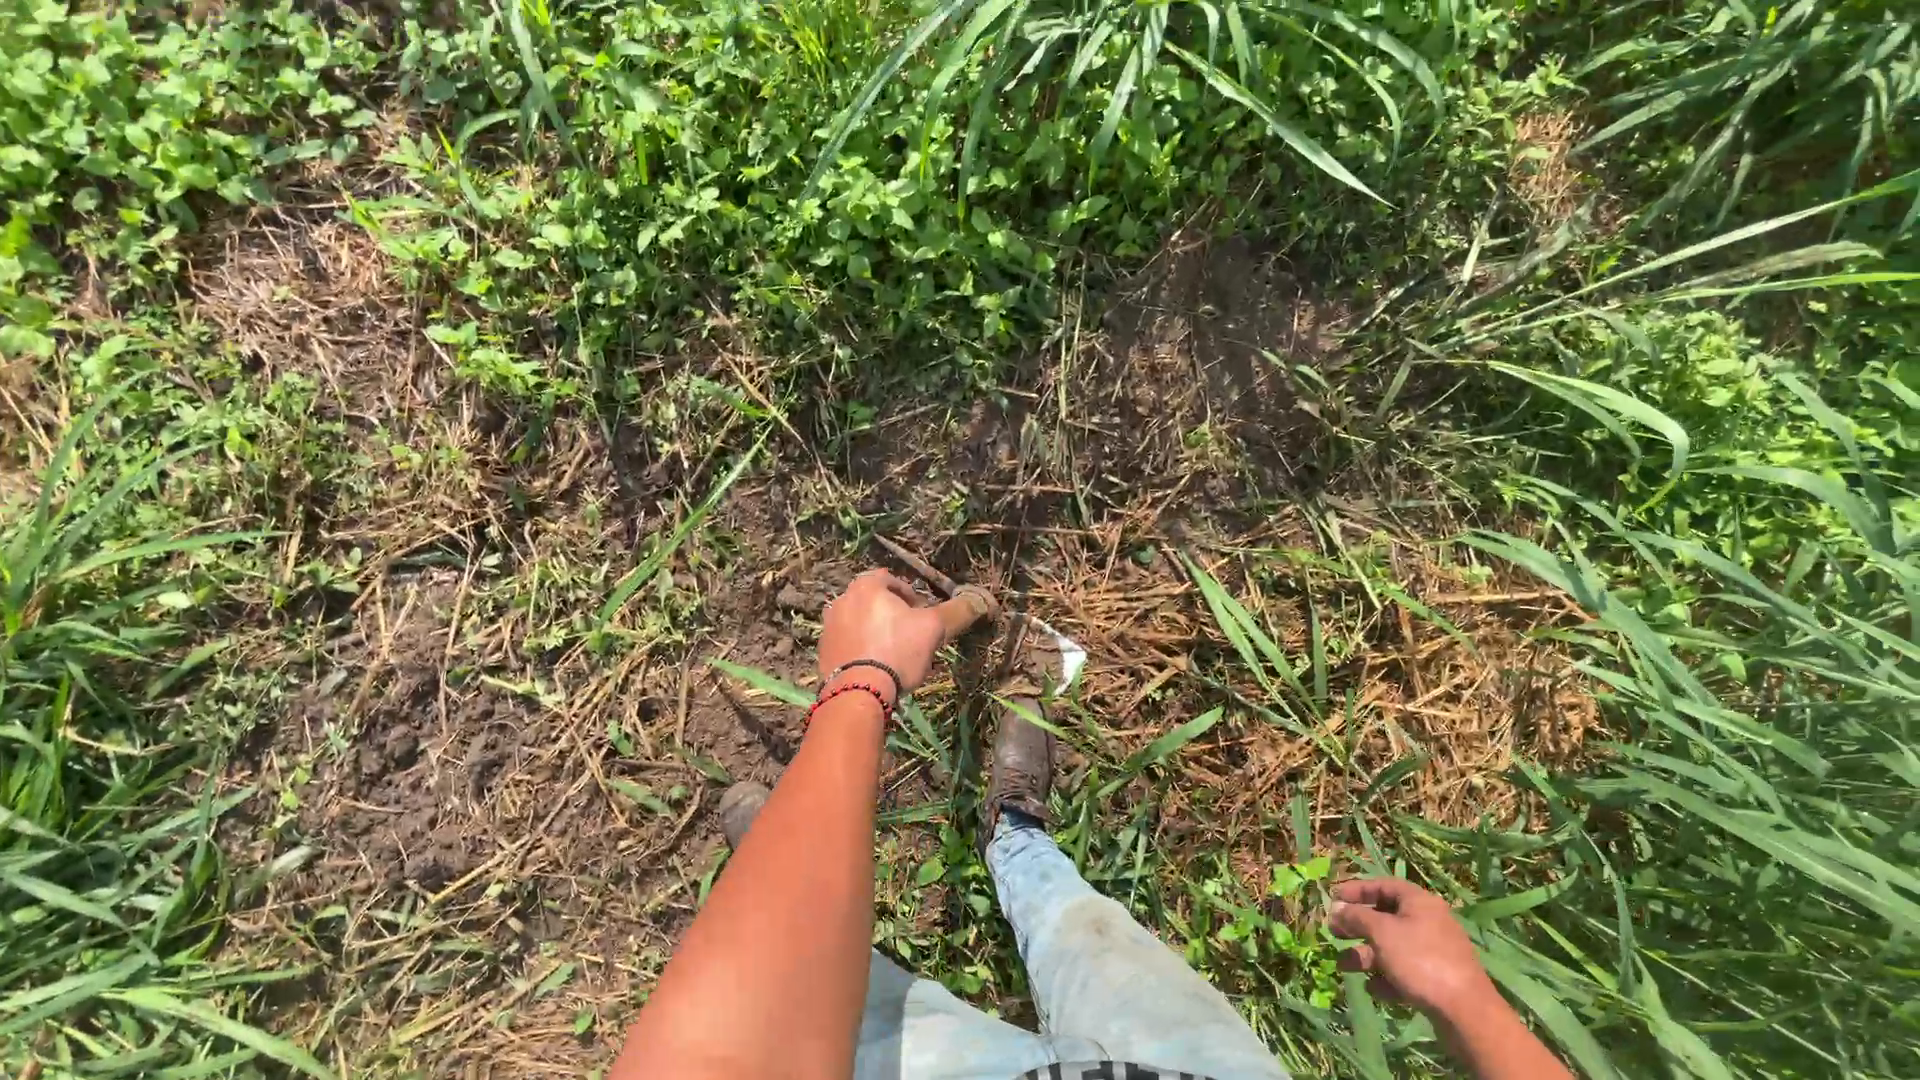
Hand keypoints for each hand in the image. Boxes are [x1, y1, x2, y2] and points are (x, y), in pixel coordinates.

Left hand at [817, 569, 945, 702]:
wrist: (857, 692)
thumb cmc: (897, 652)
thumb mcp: (933, 629)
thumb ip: (957, 611)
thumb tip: (983, 601)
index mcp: (866, 586)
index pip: (893, 580)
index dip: (912, 596)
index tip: (924, 617)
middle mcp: (842, 600)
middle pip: (875, 602)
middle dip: (893, 615)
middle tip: (911, 636)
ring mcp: (829, 626)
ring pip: (861, 623)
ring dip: (877, 632)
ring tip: (895, 655)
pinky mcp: (823, 651)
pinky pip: (848, 643)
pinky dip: (862, 649)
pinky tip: (876, 667)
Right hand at [1328, 878, 1496, 1015]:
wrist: (1466, 1012)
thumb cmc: (1420, 960)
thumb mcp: (1381, 932)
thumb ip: (1355, 916)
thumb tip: (1336, 907)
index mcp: (1419, 902)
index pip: (1383, 885)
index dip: (1356, 889)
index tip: (1333, 897)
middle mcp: (1428, 922)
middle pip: (1384, 917)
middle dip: (1356, 926)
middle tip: (1333, 932)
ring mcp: (1433, 951)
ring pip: (1391, 947)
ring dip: (1365, 955)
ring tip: (1344, 967)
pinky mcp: (1436, 978)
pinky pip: (1404, 970)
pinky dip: (1386, 977)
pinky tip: (1374, 989)